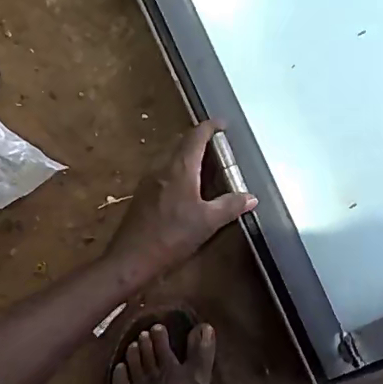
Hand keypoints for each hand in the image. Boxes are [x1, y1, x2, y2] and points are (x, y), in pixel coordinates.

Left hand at [104, 121, 256, 283]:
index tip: (223, 125)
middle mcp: (162, 167)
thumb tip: (250, 197)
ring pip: (170, 156)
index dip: (210, 127)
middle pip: (181, 142)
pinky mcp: (142, 194)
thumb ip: (230, 206)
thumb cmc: (171, 237)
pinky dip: (178, 169)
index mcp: (179, 167)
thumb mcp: (207, 222)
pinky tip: (187, 187)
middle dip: (199, 139)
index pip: (195, 136)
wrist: (131, 258)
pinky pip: (163, 171)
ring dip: (187, 155)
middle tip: (219, 147)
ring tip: (206, 167)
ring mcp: (149, 180)